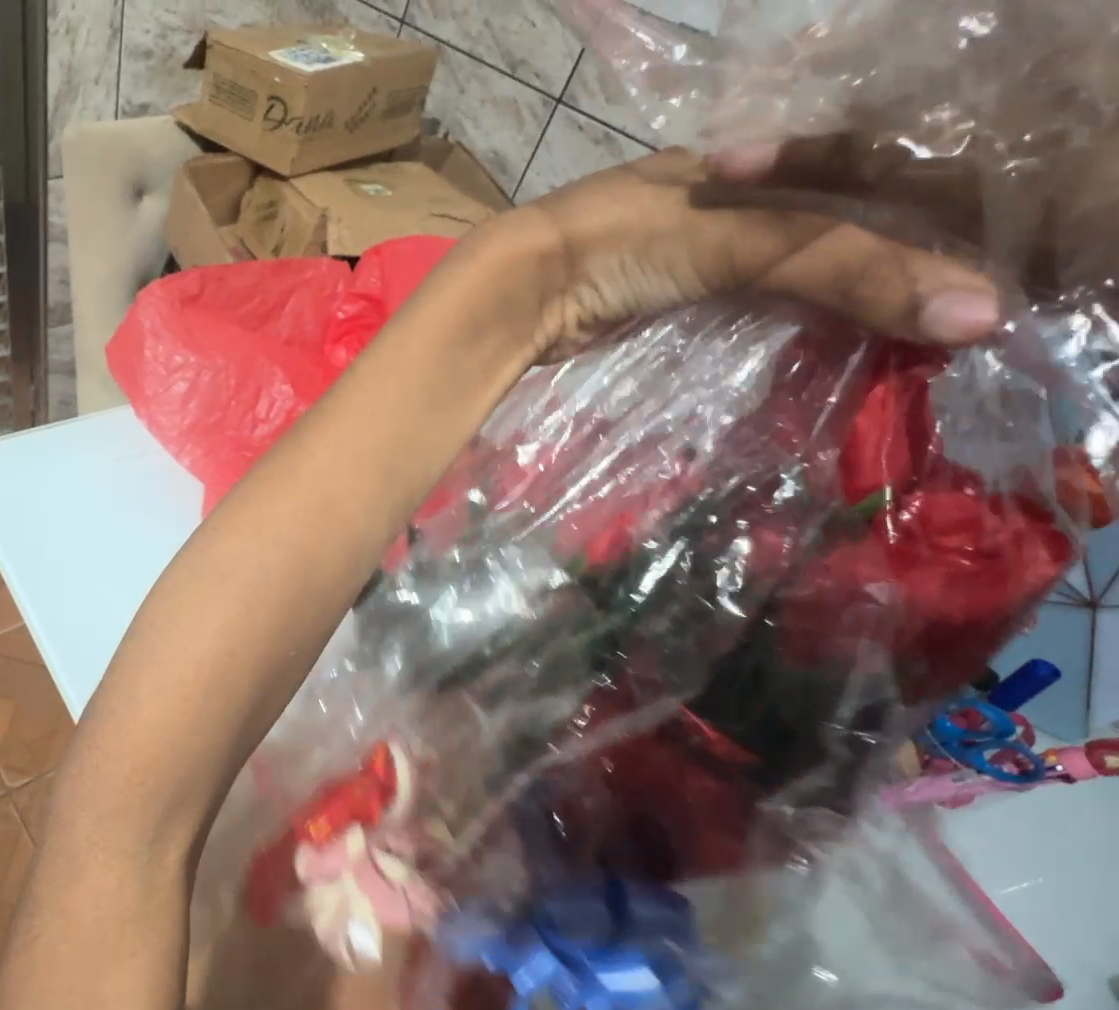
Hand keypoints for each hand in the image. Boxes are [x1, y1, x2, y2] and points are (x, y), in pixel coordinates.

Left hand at [486, 148, 1003, 361]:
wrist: (519, 293)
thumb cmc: (625, 242)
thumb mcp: (744, 239)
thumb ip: (851, 267)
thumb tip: (982, 315)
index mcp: (750, 159)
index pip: (865, 175)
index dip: (925, 215)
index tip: (983, 259)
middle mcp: (725, 204)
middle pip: (830, 233)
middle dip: (888, 273)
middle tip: (961, 315)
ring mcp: (693, 260)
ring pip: (792, 281)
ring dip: (845, 312)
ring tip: (922, 345)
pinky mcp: (667, 308)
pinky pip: (748, 319)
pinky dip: (791, 337)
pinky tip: (838, 358)